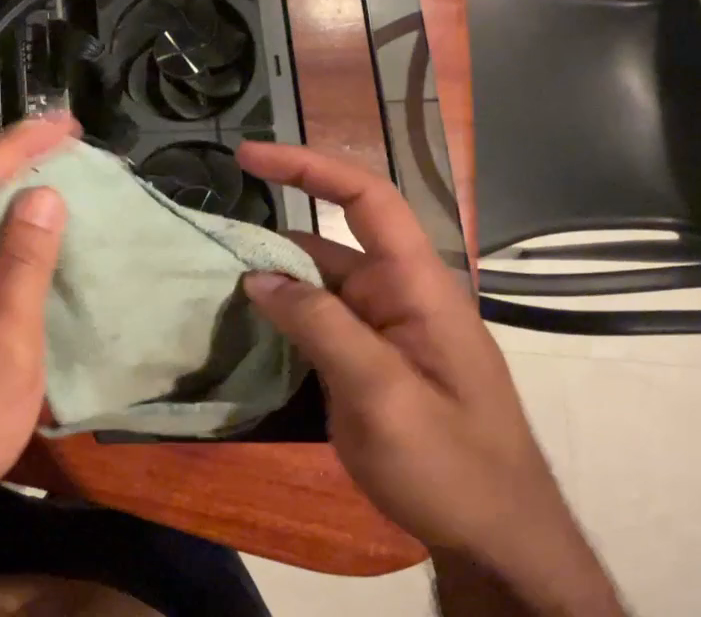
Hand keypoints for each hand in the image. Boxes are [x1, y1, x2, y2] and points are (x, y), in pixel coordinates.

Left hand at [0, 115, 77, 537]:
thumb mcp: (4, 347)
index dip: (15, 147)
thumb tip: (44, 197)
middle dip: (14, 163)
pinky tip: (35, 229)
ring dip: (10, 196)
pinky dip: (3, 236)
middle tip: (68, 141)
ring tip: (60, 171)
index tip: (61, 124)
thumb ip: (23, 267)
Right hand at [235, 142, 620, 613]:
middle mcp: (399, 297)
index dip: (309, 166)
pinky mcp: (366, 361)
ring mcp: (383, 331)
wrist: (498, 545)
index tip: (247, 156)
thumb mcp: (385, 397)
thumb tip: (257, 277)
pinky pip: (313, 321)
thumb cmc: (454, 468)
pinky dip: (275, 315)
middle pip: (325, 244)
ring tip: (203, 284)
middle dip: (267, 237)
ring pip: (313, 285)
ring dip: (266, 280)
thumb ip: (322, 328)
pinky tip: (237, 325)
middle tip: (202, 246)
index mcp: (418, 288)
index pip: (368, 200)